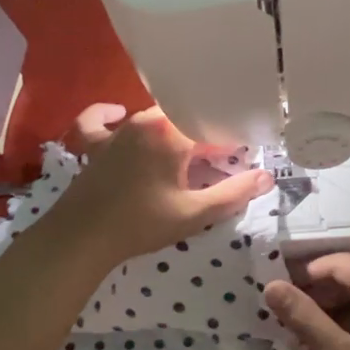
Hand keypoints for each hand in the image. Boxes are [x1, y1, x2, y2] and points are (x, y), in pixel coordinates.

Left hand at [45, 103, 272, 265]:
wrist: (81, 236)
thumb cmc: (140, 224)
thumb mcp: (193, 214)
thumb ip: (233, 194)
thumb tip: (267, 176)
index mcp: (171, 133)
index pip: (212, 128)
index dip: (231, 143)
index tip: (243, 157)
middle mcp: (144, 121)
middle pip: (182, 119)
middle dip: (203, 134)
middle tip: (218, 157)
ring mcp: (116, 131)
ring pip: (151, 119)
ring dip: (170, 129)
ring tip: (186, 149)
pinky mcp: (94, 144)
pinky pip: (100, 120)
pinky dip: (108, 114)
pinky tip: (117, 113)